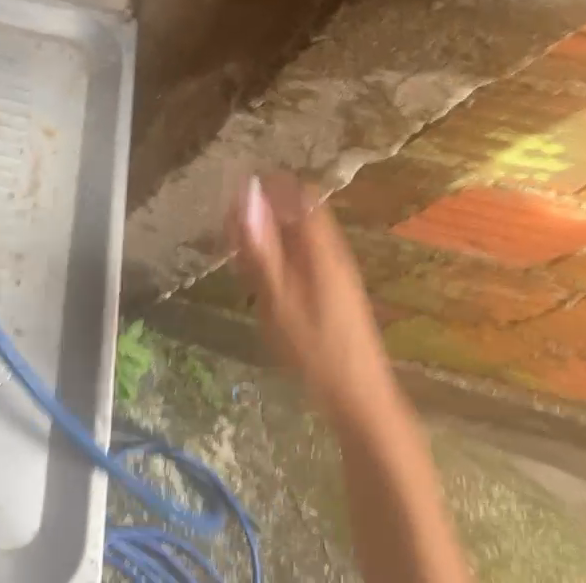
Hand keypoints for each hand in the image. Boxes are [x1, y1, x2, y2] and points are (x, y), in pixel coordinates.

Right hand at [229, 173, 397, 424]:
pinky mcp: (331, 294)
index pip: (300, 195)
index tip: (233, 186)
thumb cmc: (315, 349)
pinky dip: (274, 255)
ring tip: (233, 248)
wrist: (360, 401)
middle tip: (225, 224)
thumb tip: (243, 195)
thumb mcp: (277, 297)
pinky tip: (255, 274)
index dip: (269, 185)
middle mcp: (332, 255)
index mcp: (322, 250)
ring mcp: (334, 275)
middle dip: (260, 211)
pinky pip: (300, 257)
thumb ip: (259, 246)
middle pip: (298, 213)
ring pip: (297, 236)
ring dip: (265, 234)